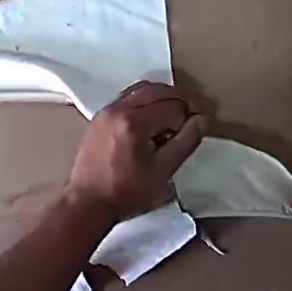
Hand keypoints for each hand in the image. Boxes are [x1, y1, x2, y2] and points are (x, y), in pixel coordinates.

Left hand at [66, 81, 208, 221]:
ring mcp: (107, 110)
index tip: (197, 130)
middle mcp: (119, 109)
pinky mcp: (101, 116)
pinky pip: (129, 96)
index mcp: (134, 122)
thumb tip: (203, 119)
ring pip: (144, 89)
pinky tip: (152, 121)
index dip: (191, 116)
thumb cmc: (127, 191)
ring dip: (163, 99)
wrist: (88, 202)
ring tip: (173, 121)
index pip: (174, 106)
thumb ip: (186, 142)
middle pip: (160, 90)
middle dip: (180, 102)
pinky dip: (146, 101)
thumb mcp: (163, 170)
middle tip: (191, 121)